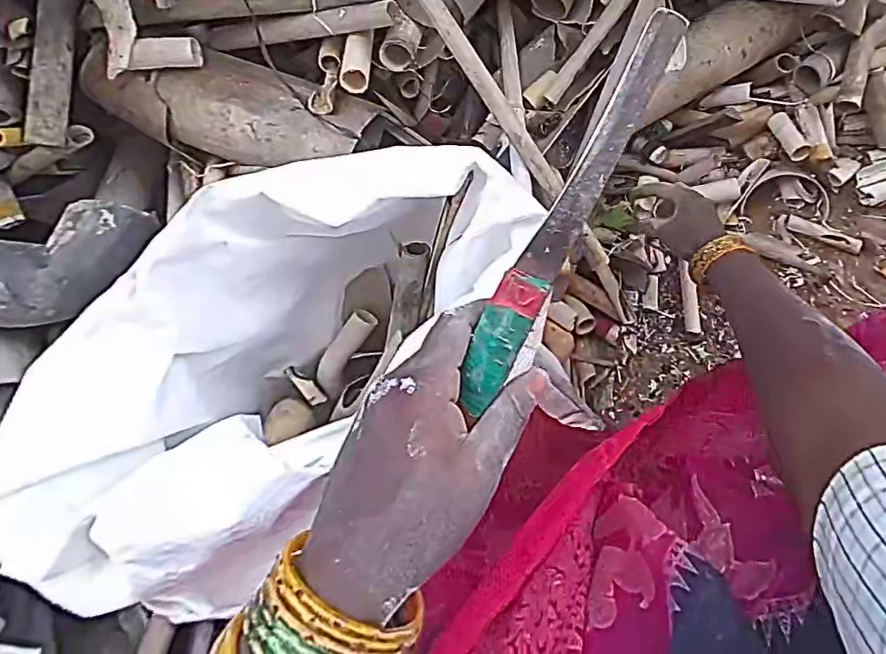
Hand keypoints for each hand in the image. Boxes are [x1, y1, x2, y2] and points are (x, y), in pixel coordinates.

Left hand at [297, 302, 544, 625]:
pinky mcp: (370, 418)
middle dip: (480, 344)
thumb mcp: (480, 470)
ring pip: (427, 359)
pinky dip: (437, 386)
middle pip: (442, 336)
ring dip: (459, 367)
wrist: (350, 569)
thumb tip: (536, 379)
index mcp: (422, 385)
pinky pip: (410, 382)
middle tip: (508, 371)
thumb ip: (510, 414)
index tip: (517, 323)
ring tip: (483, 404)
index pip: (459, 321)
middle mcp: (394, 382)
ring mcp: (377, 399)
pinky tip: (452, 423)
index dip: (492, 315)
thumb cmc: (417, 524)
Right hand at [638, 182, 725, 258]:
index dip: (646, 191)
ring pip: (685, 201)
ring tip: (663, 219)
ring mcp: (706, 207)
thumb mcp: (664, 232)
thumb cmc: (691, 240)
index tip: (638, 194)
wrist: (714, 255)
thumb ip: (650, 224)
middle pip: (675, 193)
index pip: (661, 188)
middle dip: (661, 199)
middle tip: (651, 207)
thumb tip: (643, 224)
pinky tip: (677, 225)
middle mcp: (697, 197)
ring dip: (673, 207)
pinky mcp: (711, 218)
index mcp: (684, 195)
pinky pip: (693, 210)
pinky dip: (683, 214)